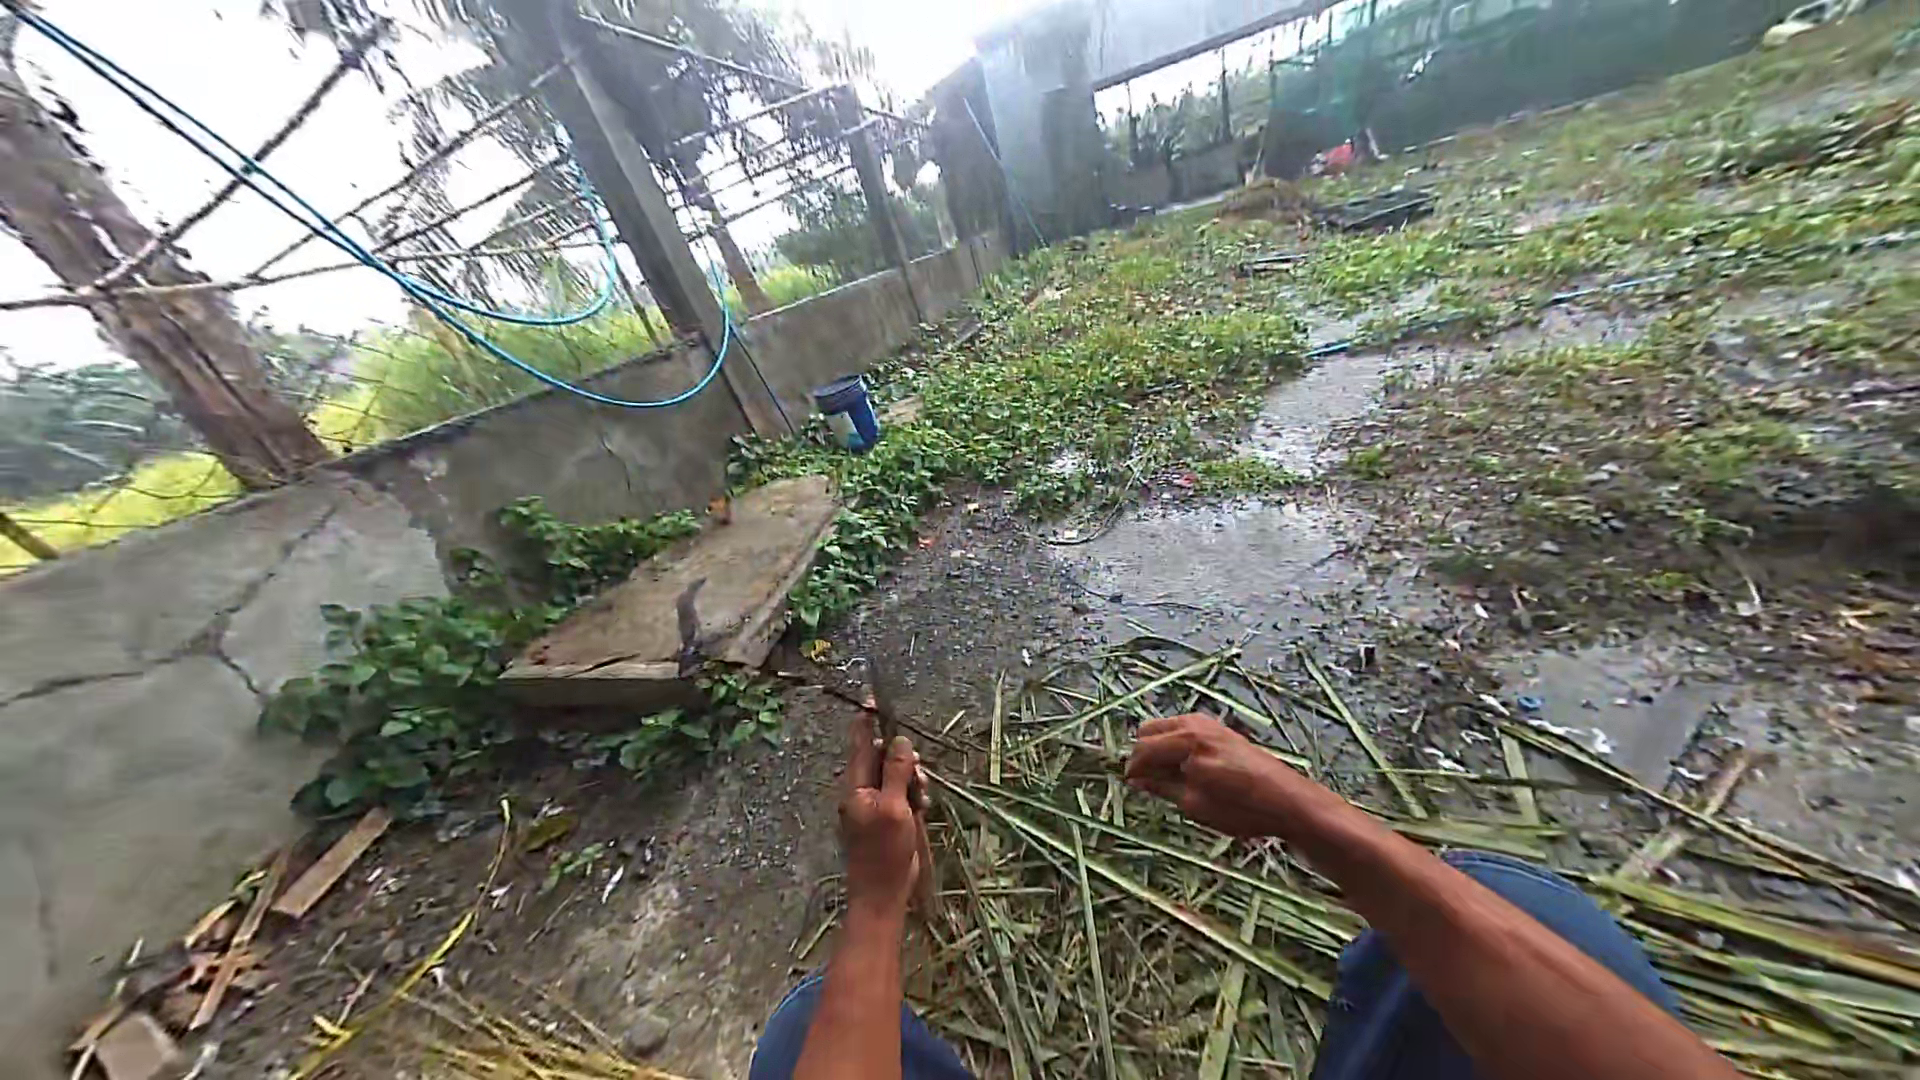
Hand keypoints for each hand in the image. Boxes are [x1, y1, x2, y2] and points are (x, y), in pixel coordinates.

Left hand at [838, 713, 923, 922]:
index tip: (875, 700)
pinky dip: (912, 795)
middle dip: (903, 759)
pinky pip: (901, 792)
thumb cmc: (884, 851)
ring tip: (922, 797)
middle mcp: (861, 789)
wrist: (883, 894)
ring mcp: (874, 803)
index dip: (868, 721)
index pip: (860, 743)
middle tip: (918, 774)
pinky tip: (922, 808)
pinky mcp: (887, 815)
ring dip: (911, 779)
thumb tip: (899, 740)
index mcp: (855, 785)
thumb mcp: (894, 806)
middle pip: (882, 756)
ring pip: (895, 774)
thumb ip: (895, 771)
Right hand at [1125, 712, 1299, 836]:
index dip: (1133, 769)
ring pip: (1163, 726)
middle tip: (1147, 780)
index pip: (1144, 750)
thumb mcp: (1195, 804)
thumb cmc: (1242, 808)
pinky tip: (1184, 765)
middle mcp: (1192, 724)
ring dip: (1157, 746)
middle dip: (1143, 754)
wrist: (1288, 801)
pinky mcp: (1215, 726)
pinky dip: (1173, 742)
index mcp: (1185, 743)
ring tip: (1165, 774)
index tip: (1130, 784)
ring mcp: (1204, 722)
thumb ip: (1161, 787)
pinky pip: (1180, 727)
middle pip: (1148, 731)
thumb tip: (1135, 780)